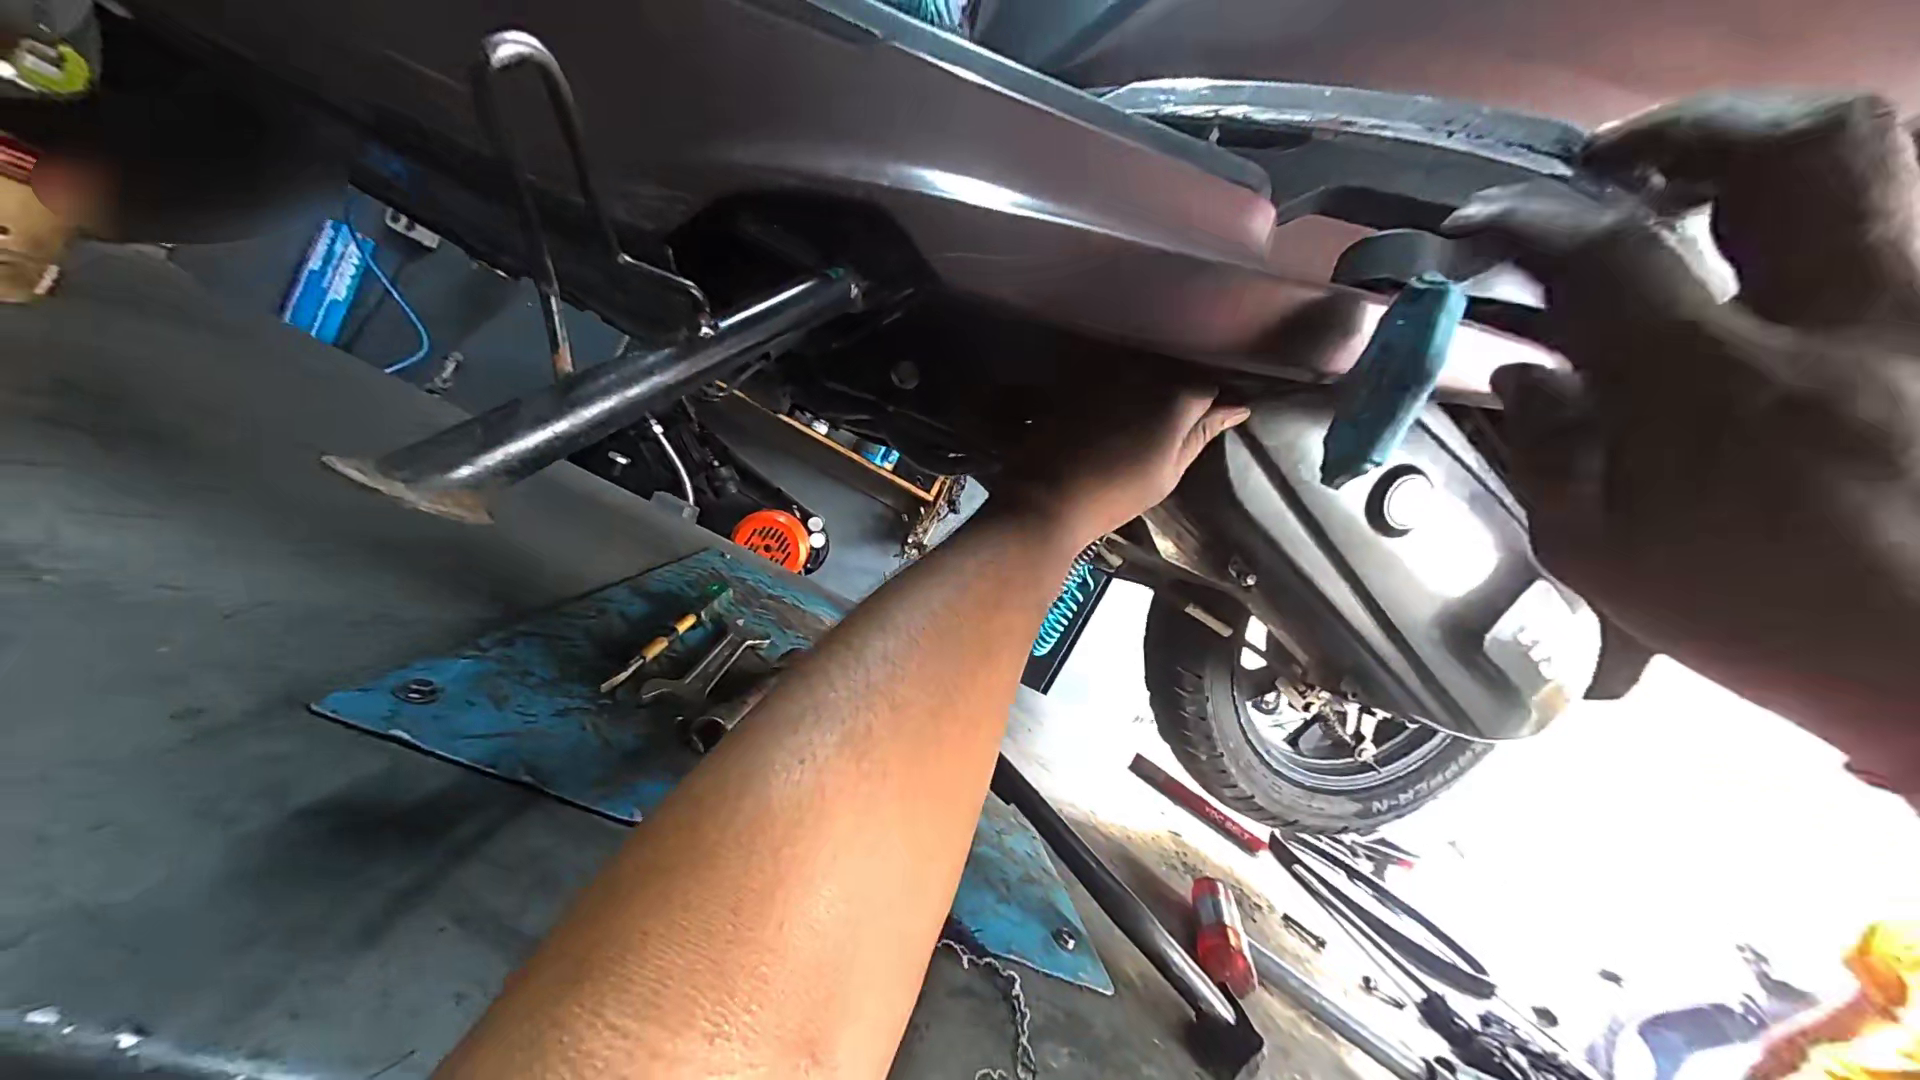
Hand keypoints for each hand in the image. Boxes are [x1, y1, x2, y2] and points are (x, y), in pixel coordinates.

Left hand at [994, 384, 1249, 550]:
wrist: (1047, 497)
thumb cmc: (1115, 493)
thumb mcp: (1168, 473)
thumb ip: (1200, 435)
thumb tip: (1235, 408)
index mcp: (1176, 396)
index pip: (1209, 388)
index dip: (1210, 404)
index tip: (1205, 420)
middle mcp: (1144, 372)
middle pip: (1174, 372)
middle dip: (1180, 390)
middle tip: (1173, 421)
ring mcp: (1107, 373)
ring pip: (1141, 369)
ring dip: (1147, 386)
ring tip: (1141, 418)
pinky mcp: (1076, 379)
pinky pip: (1108, 372)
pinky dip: (1116, 387)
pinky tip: (1111, 411)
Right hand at [1442, 93, 1919, 791]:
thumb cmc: (1763, 618)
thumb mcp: (1605, 555)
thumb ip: (1553, 456)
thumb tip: (1526, 377)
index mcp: (1718, 391)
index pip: (1610, 258)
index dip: (1532, 221)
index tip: (1479, 219)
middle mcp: (1854, 320)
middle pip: (1801, 151)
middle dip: (1690, 131)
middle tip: (1614, 158)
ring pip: (1885, 165)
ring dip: (1763, 158)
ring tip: (1687, 187)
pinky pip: (1902, 232)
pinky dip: (1814, 227)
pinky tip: (1762, 261)